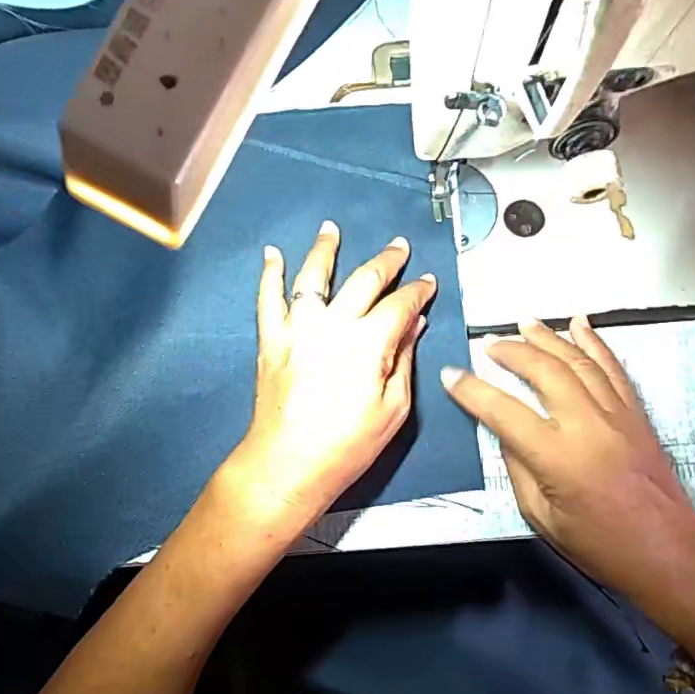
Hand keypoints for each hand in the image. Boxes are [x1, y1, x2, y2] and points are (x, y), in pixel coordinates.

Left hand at [226, 220, 436, 523]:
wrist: (287, 464)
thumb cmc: (345, 446)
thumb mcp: (393, 408)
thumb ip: (403, 359)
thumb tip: (414, 325)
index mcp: (368, 342)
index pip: (400, 304)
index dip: (417, 290)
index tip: (426, 283)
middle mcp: (332, 326)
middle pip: (363, 280)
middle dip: (385, 261)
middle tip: (398, 248)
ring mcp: (297, 330)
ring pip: (312, 278)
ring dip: (324, 250)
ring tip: (331, 229)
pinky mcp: (271, 341)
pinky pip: (268, 300)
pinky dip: (270, 275)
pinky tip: (272, 255)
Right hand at [440, 318, 694, 670]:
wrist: (670, 555)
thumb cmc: (598, 546)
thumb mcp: (539, 514)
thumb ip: (517, 465)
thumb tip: (504, 429)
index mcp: (557, 456)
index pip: (502, 410)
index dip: (471, 390)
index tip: (450, 374)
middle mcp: (587, 425)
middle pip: (543, 371)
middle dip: (511, 352)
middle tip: (488, 344)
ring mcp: (617, 414)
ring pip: (578, 361)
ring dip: (548, 338)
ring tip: (524, 323)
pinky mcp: (637, 414)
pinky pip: (613, 368)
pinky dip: (595, 342)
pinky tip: (579, 324)